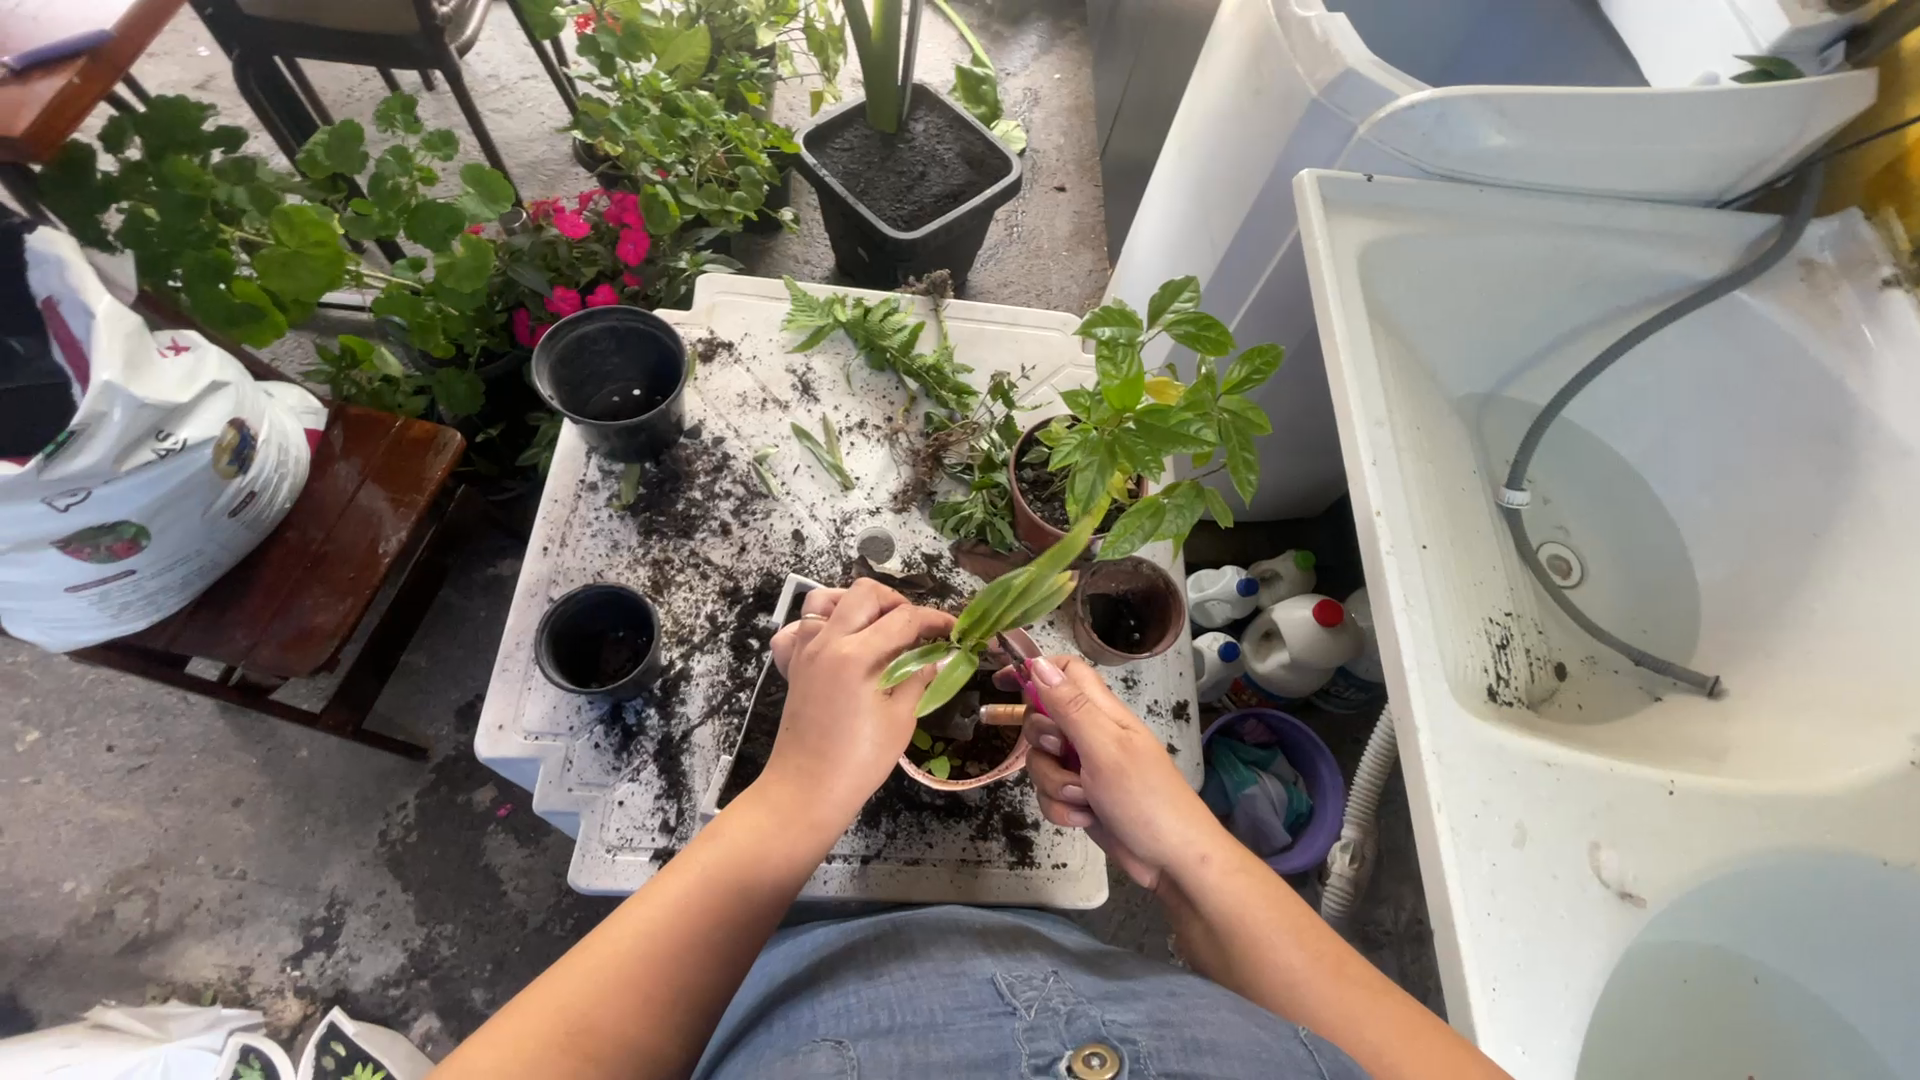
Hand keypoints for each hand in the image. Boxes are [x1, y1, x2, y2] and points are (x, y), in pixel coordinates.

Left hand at [759, 580, 954, 827]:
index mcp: (856, 654)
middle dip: (896, 601)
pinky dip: (818, 624)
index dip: (934, 619)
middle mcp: (827, 641)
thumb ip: (919, 678)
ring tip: (876, 625)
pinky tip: (836, 641)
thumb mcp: (901, 719)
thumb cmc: (859, 761)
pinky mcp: (793, 666)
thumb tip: (936, 658)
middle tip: (914, 628)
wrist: (806, 791)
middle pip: (864, 592)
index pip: (904, 619)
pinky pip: (798, 628)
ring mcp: (804, 651)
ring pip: (825, 600)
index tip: (953, 629)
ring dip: (856, 603)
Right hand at [1000, 655, 1224, 891]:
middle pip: (1040, 719)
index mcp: (1101, 711)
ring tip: (1083, 799)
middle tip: (1062, 754)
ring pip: (1040, 761)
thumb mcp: (1105, 748)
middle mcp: (1090, 734)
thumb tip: (1039, 664)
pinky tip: (1084, 818)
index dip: (1035, 670)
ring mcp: (1084, 767)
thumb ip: (1070, 707)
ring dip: (1053, 784)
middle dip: (1041, 743)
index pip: (1065, 671)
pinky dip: (1059, 808)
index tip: (1002, 682)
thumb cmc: (1145, 797)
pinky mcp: (1078, 798)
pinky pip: (1047, 793)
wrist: (1171, 861)